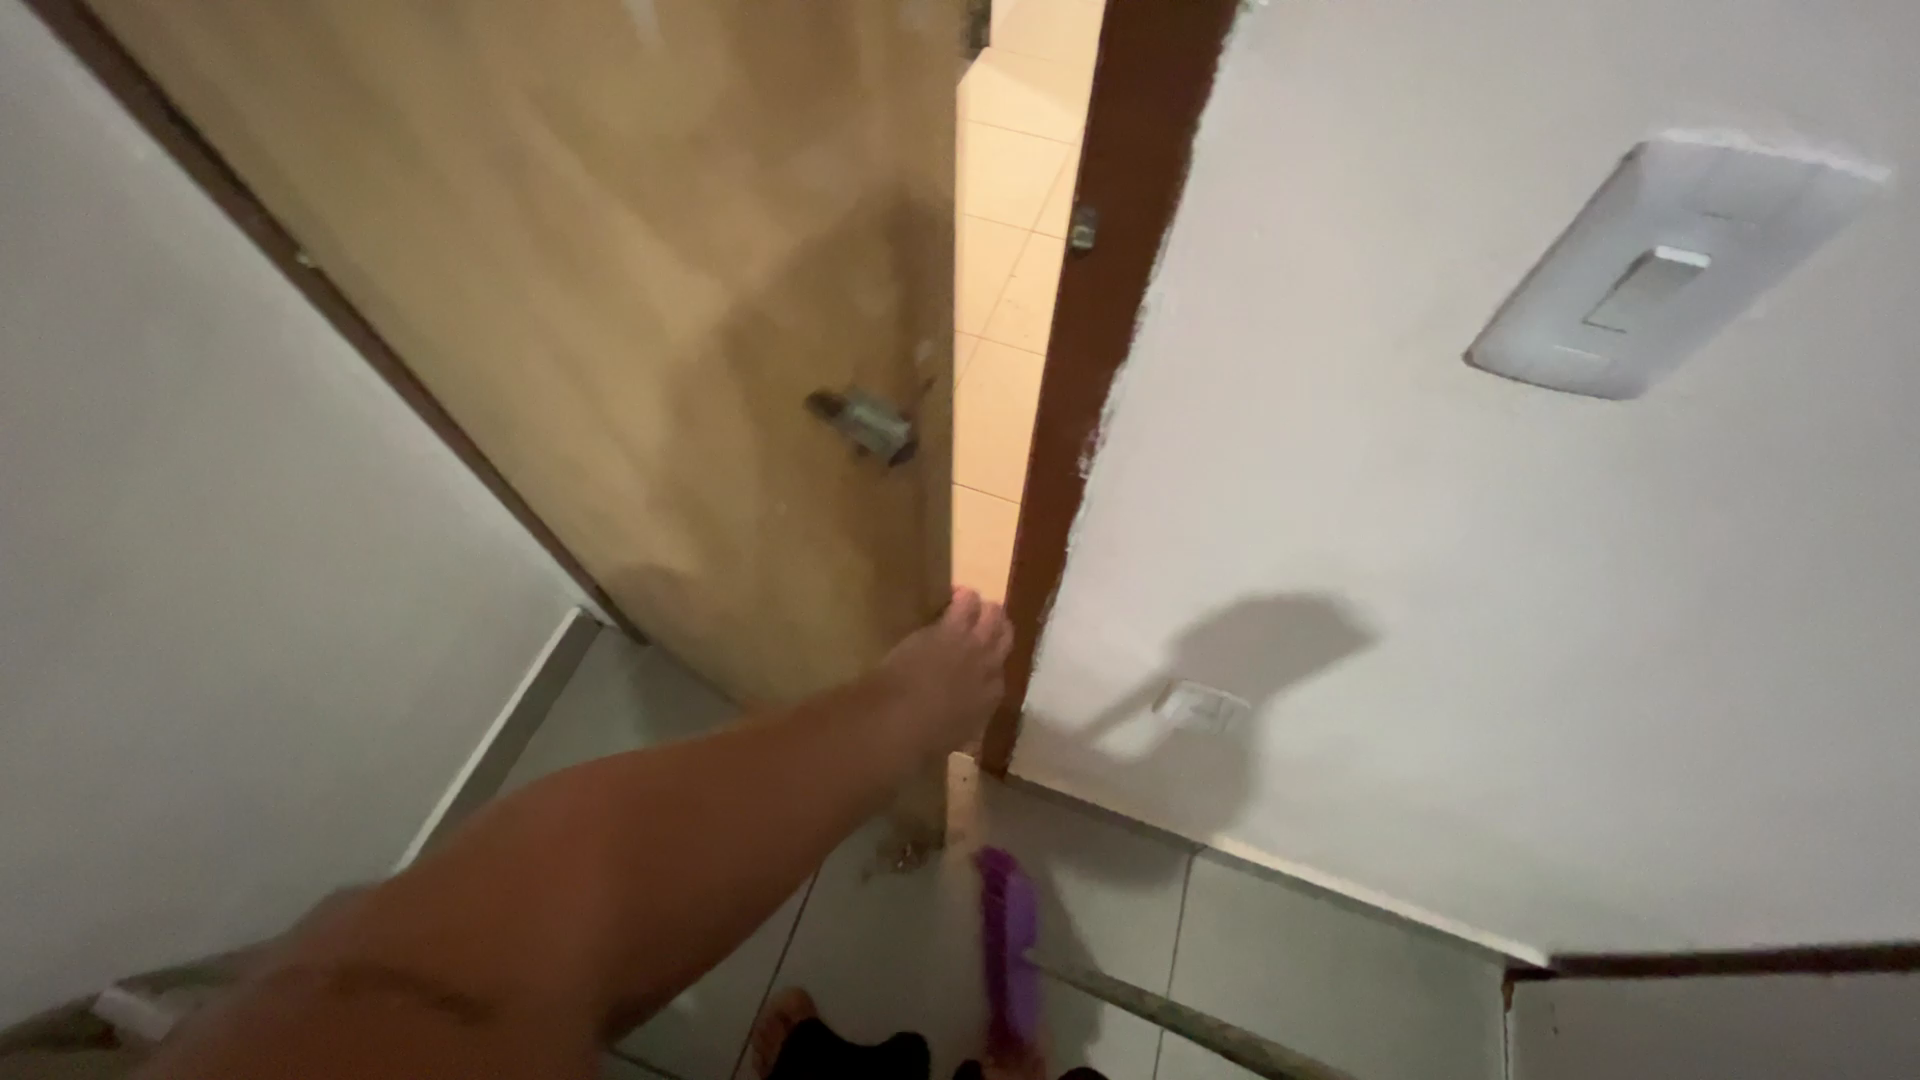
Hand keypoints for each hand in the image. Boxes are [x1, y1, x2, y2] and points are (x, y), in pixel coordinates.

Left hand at [871, 587, 1013, 758]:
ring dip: (981, 609)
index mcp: (990, 700)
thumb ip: (963, 735)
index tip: (976, 663)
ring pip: (993, 615)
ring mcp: (973, 645)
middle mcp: (990, 668)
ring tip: (966, 607)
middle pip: (1004, 638)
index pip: (1000, 675)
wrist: (901, 719)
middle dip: (995, 629)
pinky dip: (961, 597)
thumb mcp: (951, 741)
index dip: (988, 664)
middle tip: (980, 624)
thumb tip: (968, 743)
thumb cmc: (920, 739)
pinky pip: (967, 602)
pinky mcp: (952, 628)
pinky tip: (953, 594)